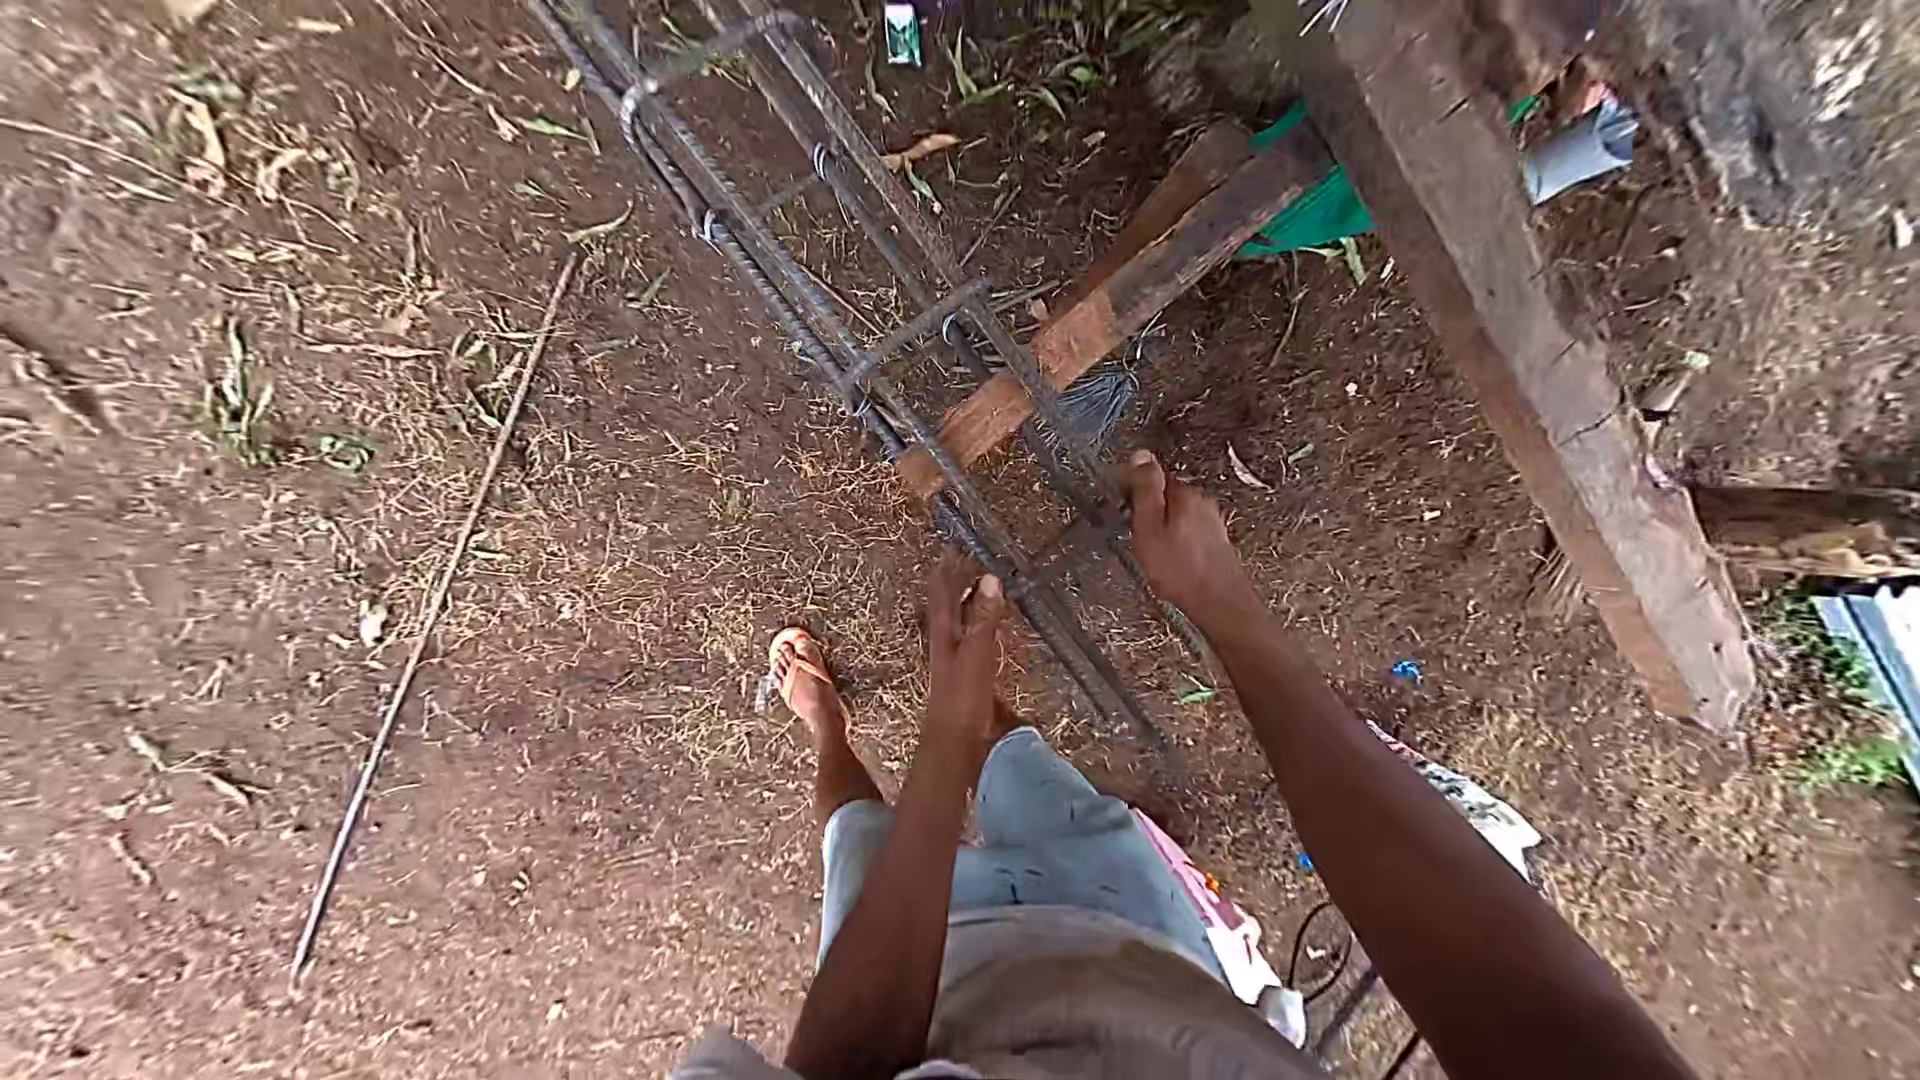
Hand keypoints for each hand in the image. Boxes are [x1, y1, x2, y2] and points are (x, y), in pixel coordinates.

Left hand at [923, 551, 1007, 759]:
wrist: (955, 742)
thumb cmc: (962, 698)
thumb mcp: (975, 654)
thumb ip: (983, 618)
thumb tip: (989, 579)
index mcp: (944, 630)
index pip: (943, 589)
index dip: (949, 566)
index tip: (958, 543)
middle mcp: (946, 638)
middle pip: (948, 600)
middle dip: (958, 577)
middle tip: (973, 557)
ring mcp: (956, 654)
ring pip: (959, 616)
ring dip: (969, 597)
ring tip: (983, 581)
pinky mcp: (968, 669)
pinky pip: (974, 634)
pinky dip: (982, 620)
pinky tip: (992, 623)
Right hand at [1122, 449, 1258, 624]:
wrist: (1218, 602)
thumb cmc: (1180, 569)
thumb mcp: (1149, 526)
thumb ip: (1145, 490)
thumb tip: (1141, 455)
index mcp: (1186, 495)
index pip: (1155, 477)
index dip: (1135, 493)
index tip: (1123, 509)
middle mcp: (1203, 504)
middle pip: (1167, 496)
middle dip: (1150, 511)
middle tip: (1137, 535)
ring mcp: (1212, 523)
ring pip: (1177, 516)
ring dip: (1162, 529)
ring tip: (1152, 552)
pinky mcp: (1215, 542)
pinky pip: (1187, 533)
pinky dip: (1175, 542)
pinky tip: (1170, 561)